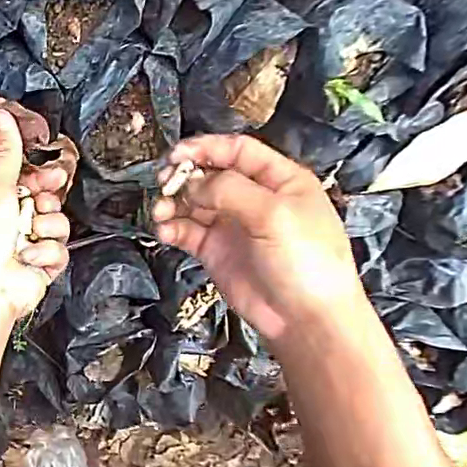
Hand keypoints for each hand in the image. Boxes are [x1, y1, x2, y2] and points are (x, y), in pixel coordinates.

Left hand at [0, 99, 70, 322]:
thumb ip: (5, 152)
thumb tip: (1, 116)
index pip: (29, 179)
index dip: (42, 177)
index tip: (48, 176)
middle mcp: (11, 222)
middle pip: (49, 199)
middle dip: (46, 202)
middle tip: (36, 206)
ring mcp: (27, 244)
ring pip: (58, 224)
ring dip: (46, 229)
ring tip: (26, 236)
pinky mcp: (41, 266)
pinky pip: (60, 251)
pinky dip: (46, 254)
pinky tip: (28, 258)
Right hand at [149, 134, 364, 341]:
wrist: (306, 318)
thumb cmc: (306, 261)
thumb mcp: (275, 215)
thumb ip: (230, 190)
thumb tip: (191, 183)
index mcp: (279, 180)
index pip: (238, 151)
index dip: (206, 148)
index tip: (177, 155)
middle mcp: (253, 198)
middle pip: (210, 175)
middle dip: (184, 177)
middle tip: (164, 183)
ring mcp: (232, 225)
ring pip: (193, 203)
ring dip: (173, 203)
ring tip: (160, 212)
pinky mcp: (216, 251)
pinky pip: (187, 232)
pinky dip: (172, 229)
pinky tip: (165, 232)